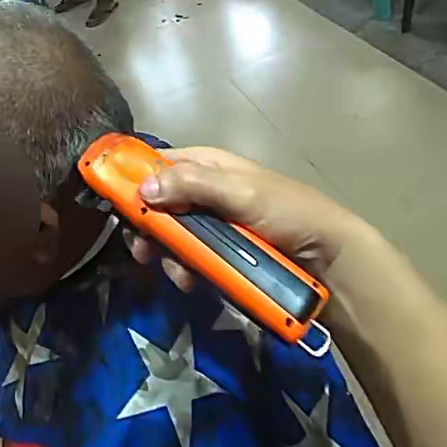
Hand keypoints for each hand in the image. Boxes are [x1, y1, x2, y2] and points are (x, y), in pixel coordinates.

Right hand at [128, 147, 377, 291]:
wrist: (329, 259)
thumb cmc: (288, 213)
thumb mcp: (240, 194)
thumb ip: (193, 186)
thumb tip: (143, 186)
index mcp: (208, 165)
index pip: (159, 163)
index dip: (134, 178)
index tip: (116, 204)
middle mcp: (205, 190)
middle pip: (158, 203)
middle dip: (149, 227)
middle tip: (143, 250)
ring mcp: (213, 223)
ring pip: (171, 235)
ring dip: (167, 254)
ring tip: (179, 274)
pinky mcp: (220, 252)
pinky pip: (189, 258)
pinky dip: (185, 269)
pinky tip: (191, 283)